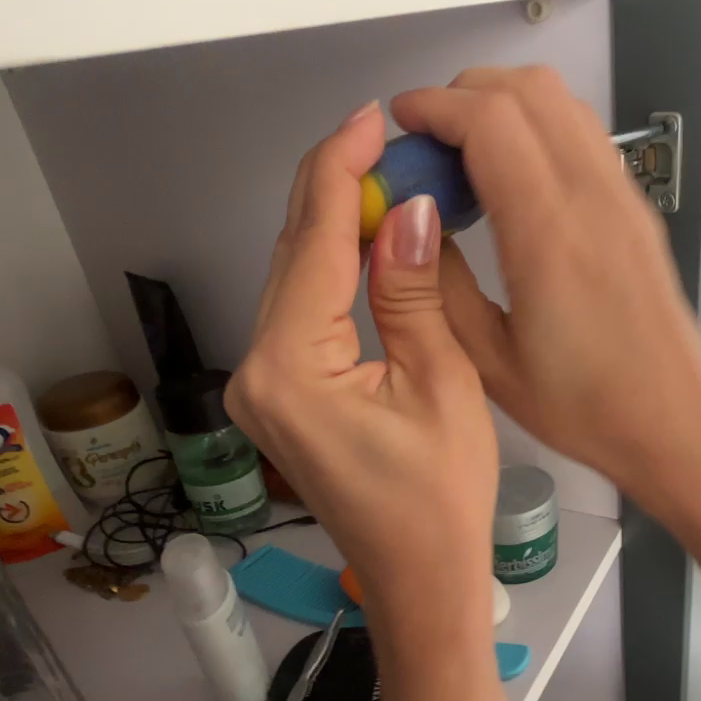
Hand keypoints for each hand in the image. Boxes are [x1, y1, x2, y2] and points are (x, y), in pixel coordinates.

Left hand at [226, 102, 497, 621]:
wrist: (420, 579)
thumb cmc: (442, 502)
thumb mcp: (443, 385)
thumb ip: (413, 292)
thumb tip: (409, 213)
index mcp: (291, 369)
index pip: (314, 243)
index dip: (341, 173)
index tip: (368, 121)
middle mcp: (257, 372)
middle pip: (292, 255)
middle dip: (333, 192)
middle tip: (381, 143)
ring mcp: (261, 389)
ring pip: (293, 282)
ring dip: (333, 231)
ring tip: (382, 187)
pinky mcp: (279, 400)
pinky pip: (299, 317)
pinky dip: (330, 276)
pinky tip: (365, 251)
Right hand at [390, 67, 700, 497]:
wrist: (672, 421)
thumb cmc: (588, 406)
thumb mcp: (489, 361)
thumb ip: (439, 285)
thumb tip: (407, 228)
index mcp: (549, 234)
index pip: (488, 119)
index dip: (435, 106)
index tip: (402, 124)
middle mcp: (591, 199)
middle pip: (526, 89)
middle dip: (464, 96)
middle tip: (428, 144)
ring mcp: (621, 199)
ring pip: (561, 102)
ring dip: (504, 108)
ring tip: (465, 160)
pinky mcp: (634, 212)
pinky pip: (583, 137)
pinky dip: (538, 131)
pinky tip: (512, 184)